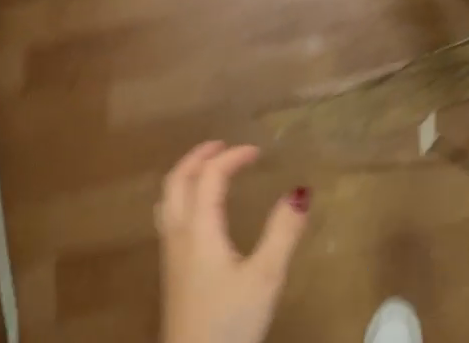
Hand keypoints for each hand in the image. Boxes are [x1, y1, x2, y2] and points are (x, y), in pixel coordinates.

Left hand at [157, 142, 309, 342]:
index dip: (232, 157)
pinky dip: (182, 198)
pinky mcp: (170, 273)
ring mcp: (170, 255)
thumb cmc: (230, 322)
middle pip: (177, 180)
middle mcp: (179, 234)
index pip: (210, 176)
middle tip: (222, 147)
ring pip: (168, 199)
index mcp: (199, 228)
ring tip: (206, 171)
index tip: (256, 151)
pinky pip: (169, 218)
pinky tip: (199, 215)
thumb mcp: (265, 277)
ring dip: (186, 176)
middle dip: (198, 157)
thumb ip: (282, 233)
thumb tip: (300, 191)